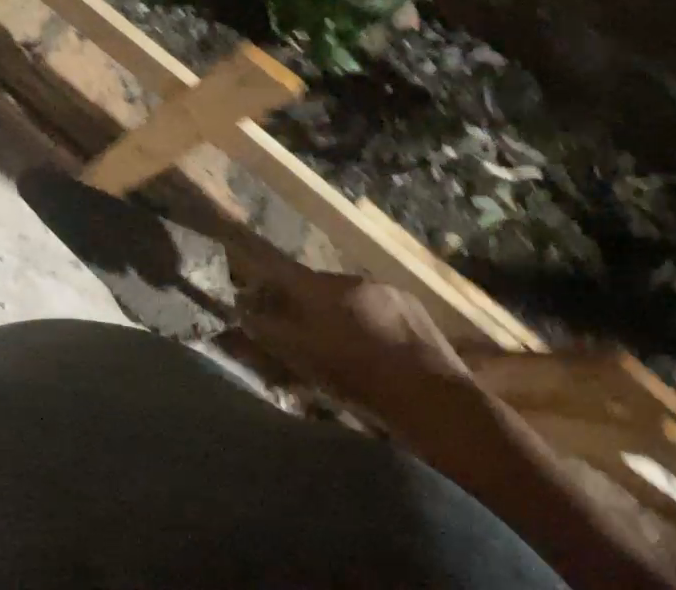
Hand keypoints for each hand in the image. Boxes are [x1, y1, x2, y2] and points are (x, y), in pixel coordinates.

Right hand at [236, 261, 471, 417]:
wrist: (435, 403)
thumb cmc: (361, 380)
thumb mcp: (303, 359)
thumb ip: (267, 332)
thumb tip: (241, 311)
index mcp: (326, 287)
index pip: (282, 272)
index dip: (264, 285)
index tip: (253, 301)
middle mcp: (357, 279)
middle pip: (315, 285)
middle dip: (300, 302)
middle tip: (295, 330)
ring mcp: (391, 293)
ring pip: (348, 297)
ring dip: (335, 313)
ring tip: (336, 344)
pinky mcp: (418, 311)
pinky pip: (378, 309)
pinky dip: (366, 322)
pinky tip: (371, 349)